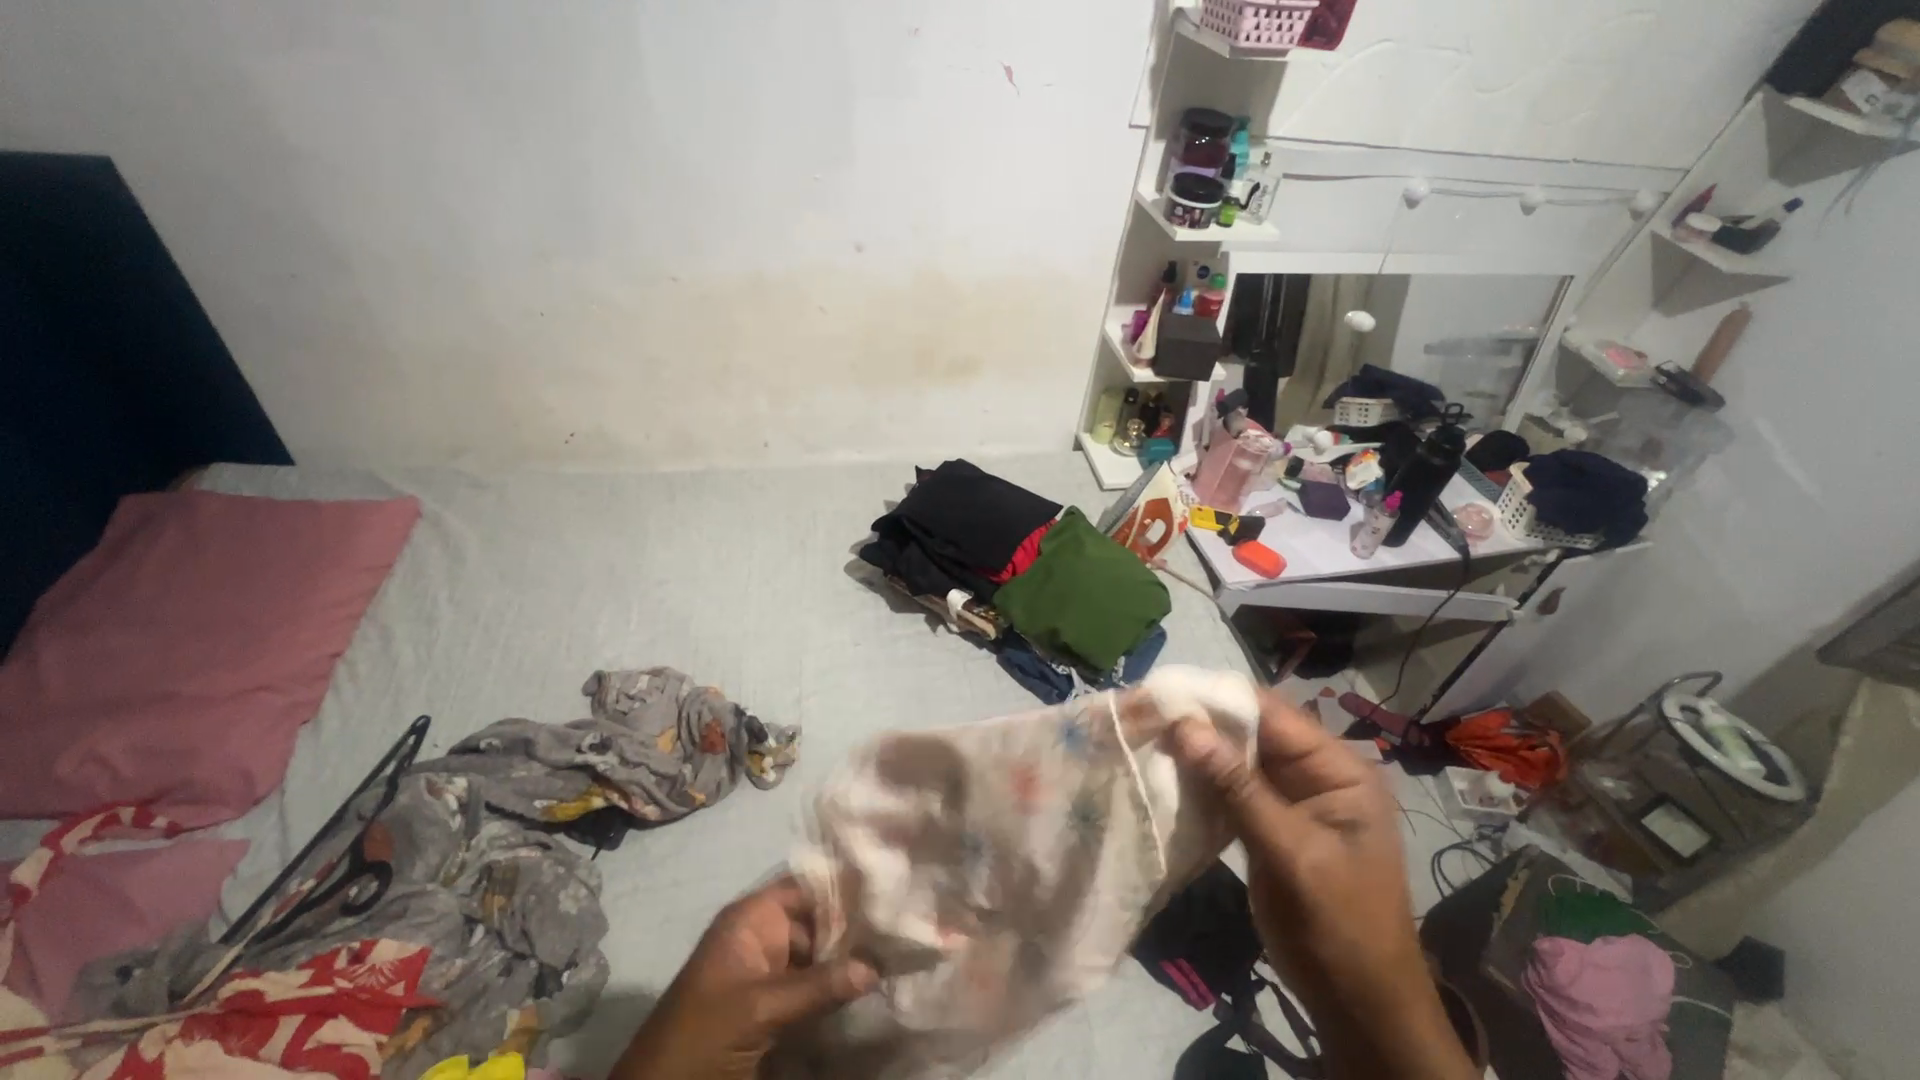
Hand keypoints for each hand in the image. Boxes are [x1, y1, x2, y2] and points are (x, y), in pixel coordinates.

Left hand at [612, 877, 876, 1079]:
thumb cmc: (701, 1036)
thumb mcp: (758, 1008)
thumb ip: (817, 986)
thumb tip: (876, 967)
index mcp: (752, 920)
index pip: (807, 884)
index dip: (845, 882)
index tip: (891, 882)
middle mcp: (765, 937)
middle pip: (820, 918)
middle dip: (858, 924)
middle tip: (906, 925)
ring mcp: (771, 974)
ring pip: (822, 954)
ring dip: (854, 958)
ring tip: (900, 953)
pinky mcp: (776, 1008)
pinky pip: (815, 988)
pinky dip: (841, 988)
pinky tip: (875, 985)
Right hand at [1167, 692, 1476, 1079]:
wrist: (1359, 1002)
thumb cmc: (1340, 925)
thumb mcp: (1292, 854)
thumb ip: (1239, 788)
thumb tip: (1186, 726)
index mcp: (1338, 768)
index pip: (1271, 714)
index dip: (1215, 699)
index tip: (1158, 693)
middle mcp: (1315, 773)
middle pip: (1249, 731)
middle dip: (1197, 724)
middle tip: (1138, 715)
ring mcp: (1291, 800)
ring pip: (1233, 760)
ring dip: (1192, 753)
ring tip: (1140, 738)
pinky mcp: (1267, 825)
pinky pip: (1228, 790)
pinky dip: (1198, 784)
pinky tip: (1162, 777)